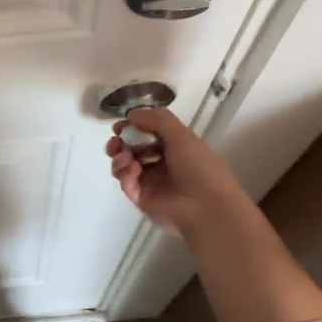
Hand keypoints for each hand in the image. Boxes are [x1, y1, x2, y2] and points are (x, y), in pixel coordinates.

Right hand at [106, 107, 246, 235]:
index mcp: (173, 146)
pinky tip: (134, 171)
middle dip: (120, 143)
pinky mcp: (141, 198)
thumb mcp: (182, 135)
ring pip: (124, 165)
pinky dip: (125, 174)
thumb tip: (131, 115)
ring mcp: (149, 181)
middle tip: (116, 142)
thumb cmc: (198, 167)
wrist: (205, 206)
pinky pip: (126, 183)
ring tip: (125, 158)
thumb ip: (156, 120)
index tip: (121, 126)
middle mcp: (160, 162)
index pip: (146, 132)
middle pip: (131, 148)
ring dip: (120, 157)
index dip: (133, 127)